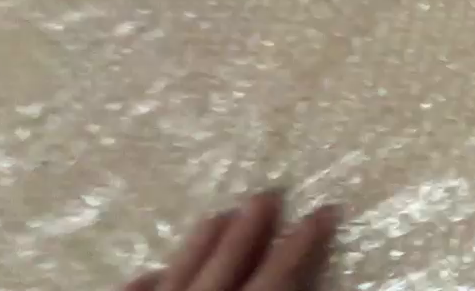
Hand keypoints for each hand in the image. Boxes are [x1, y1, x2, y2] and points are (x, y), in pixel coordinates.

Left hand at [123, 190, 338, 290]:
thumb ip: (296, 290)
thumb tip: (333, 278)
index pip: (281, 269)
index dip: (306, 238)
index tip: (326, 209)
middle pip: (228, 261)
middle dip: (249, 227)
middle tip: (267, 193)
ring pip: (180, 274)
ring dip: (200, 245)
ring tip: (217, 214)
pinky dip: (141, 286)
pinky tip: (149, 271)